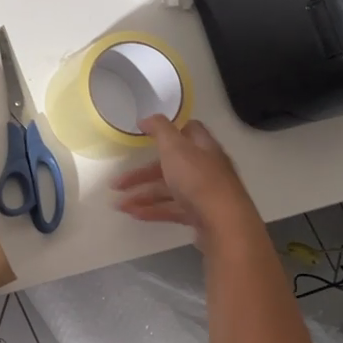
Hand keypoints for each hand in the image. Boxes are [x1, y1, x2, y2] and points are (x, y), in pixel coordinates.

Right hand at [111, 115, 258, 239]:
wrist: (224, 224)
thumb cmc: (198, 180)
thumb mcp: (175, 148)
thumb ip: (160, 130)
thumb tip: (147, 118)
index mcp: (203, 148)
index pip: (189, 130)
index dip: (169, 130)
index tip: (145, 135)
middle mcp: (206, 168)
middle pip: (171, 165)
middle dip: (142, 174)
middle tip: (118, 183)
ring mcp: (204, 193)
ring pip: (168, 190)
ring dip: (142, 195)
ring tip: (119, 206)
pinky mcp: (200, 215)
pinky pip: (172, 209)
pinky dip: (153, 210)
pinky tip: (134, 214)